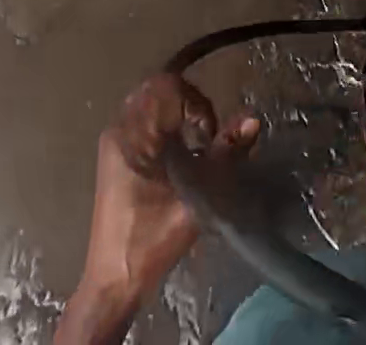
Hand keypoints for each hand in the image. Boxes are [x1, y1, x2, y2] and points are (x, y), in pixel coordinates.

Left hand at [54, 74, 260, 344]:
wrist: (113, 280)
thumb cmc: (151, 243)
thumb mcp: (195, 202)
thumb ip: (225, 158)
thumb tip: (252, 120)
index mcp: (132, 136)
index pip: (167, 87)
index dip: (197, 103)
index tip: (209, 136)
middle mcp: (119, 127)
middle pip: (158, 86)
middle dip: (190, 102)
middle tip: (207, 136)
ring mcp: (115, 136)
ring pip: (151, 98)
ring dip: (179, 110)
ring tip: (196, 143)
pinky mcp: (117, 148)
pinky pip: (144, 115)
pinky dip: (167, 120)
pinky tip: (180, 149)